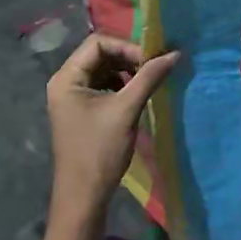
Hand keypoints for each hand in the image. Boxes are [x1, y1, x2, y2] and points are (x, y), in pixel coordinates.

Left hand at [45, 35, 179, 215]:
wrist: (84, 196)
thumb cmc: (100, 151)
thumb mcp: (127, 110)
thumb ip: (149, 78)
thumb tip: (175, 53)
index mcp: (66, 78)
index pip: (97, 43)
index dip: (126, 47)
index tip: (151, 61)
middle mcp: (65, 82)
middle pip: (99, 54)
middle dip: (128, 58)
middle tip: (154, 68)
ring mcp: (72, 97)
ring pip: (103, 70)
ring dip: (127, 72)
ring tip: (148, 82)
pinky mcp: (81, 110)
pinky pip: (103, 86)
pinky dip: (122, 85)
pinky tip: (137, 96)